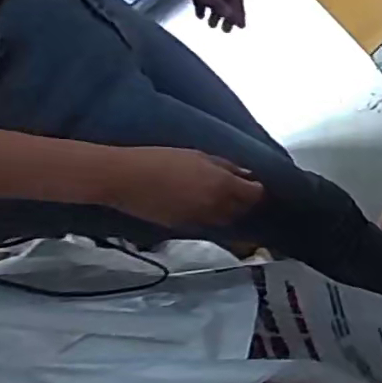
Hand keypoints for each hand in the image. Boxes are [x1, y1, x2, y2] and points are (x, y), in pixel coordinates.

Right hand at [89, 146, 265, 227]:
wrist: (123, 178)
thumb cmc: (161, 160)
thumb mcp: (199, 156)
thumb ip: (226, 167)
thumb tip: (247, 174)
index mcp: (223, 186)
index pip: (255, 195)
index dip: (258, 190)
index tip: (255, 183)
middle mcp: (216, 206)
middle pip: (243, 209)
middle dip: (246, 201)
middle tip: (241, 191)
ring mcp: (200, 218)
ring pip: (226, 220)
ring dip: (230, 211)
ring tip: (223, 198)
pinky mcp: (183, 226)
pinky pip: (207, 224)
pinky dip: (211, 217)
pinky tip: (203, 205)